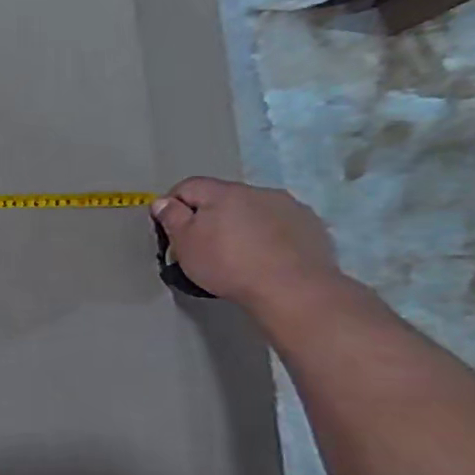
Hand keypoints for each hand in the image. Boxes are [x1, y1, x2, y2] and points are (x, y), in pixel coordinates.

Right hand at [152, 177, 342, 311]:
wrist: (292, 288)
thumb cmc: (227, 264)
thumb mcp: (184, 243)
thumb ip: (171, 217)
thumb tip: (163, 202)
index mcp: (223, 193)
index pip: (188, 186)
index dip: (172, 205)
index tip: (170, 229)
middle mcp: (258, 191)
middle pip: (222, 197)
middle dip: (208, 215)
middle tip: (201, 244)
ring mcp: (289, 206)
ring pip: (252, 209)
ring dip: (239, 223)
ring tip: (236, 252)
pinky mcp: (311, 224)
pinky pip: (278, 222)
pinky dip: (266, 234)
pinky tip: (264, 256)